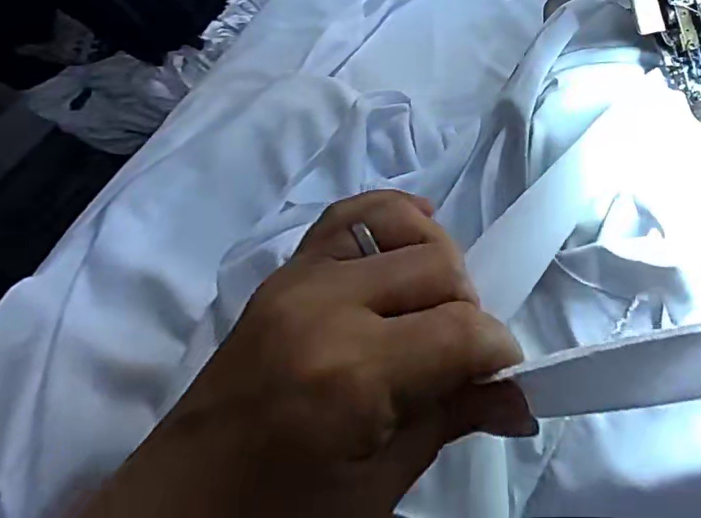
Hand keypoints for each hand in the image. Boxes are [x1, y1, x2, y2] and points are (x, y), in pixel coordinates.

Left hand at [86, 191, 534, 515]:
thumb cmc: (282, 515)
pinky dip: (389, 214)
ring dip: (434, 256)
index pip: (459, 330)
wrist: (180, 505)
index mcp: (351, 375)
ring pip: (396, 223)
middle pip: (436, 266)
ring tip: (434, 302)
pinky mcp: (282, 270)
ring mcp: (298, 278)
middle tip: (463, 353)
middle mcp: (325, 306)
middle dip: (469, 305)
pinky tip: (414, 232)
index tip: (506, 374)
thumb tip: (519, 396)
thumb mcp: (375, 490)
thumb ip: (449, 420)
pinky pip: (346, 213)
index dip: (499, 350)